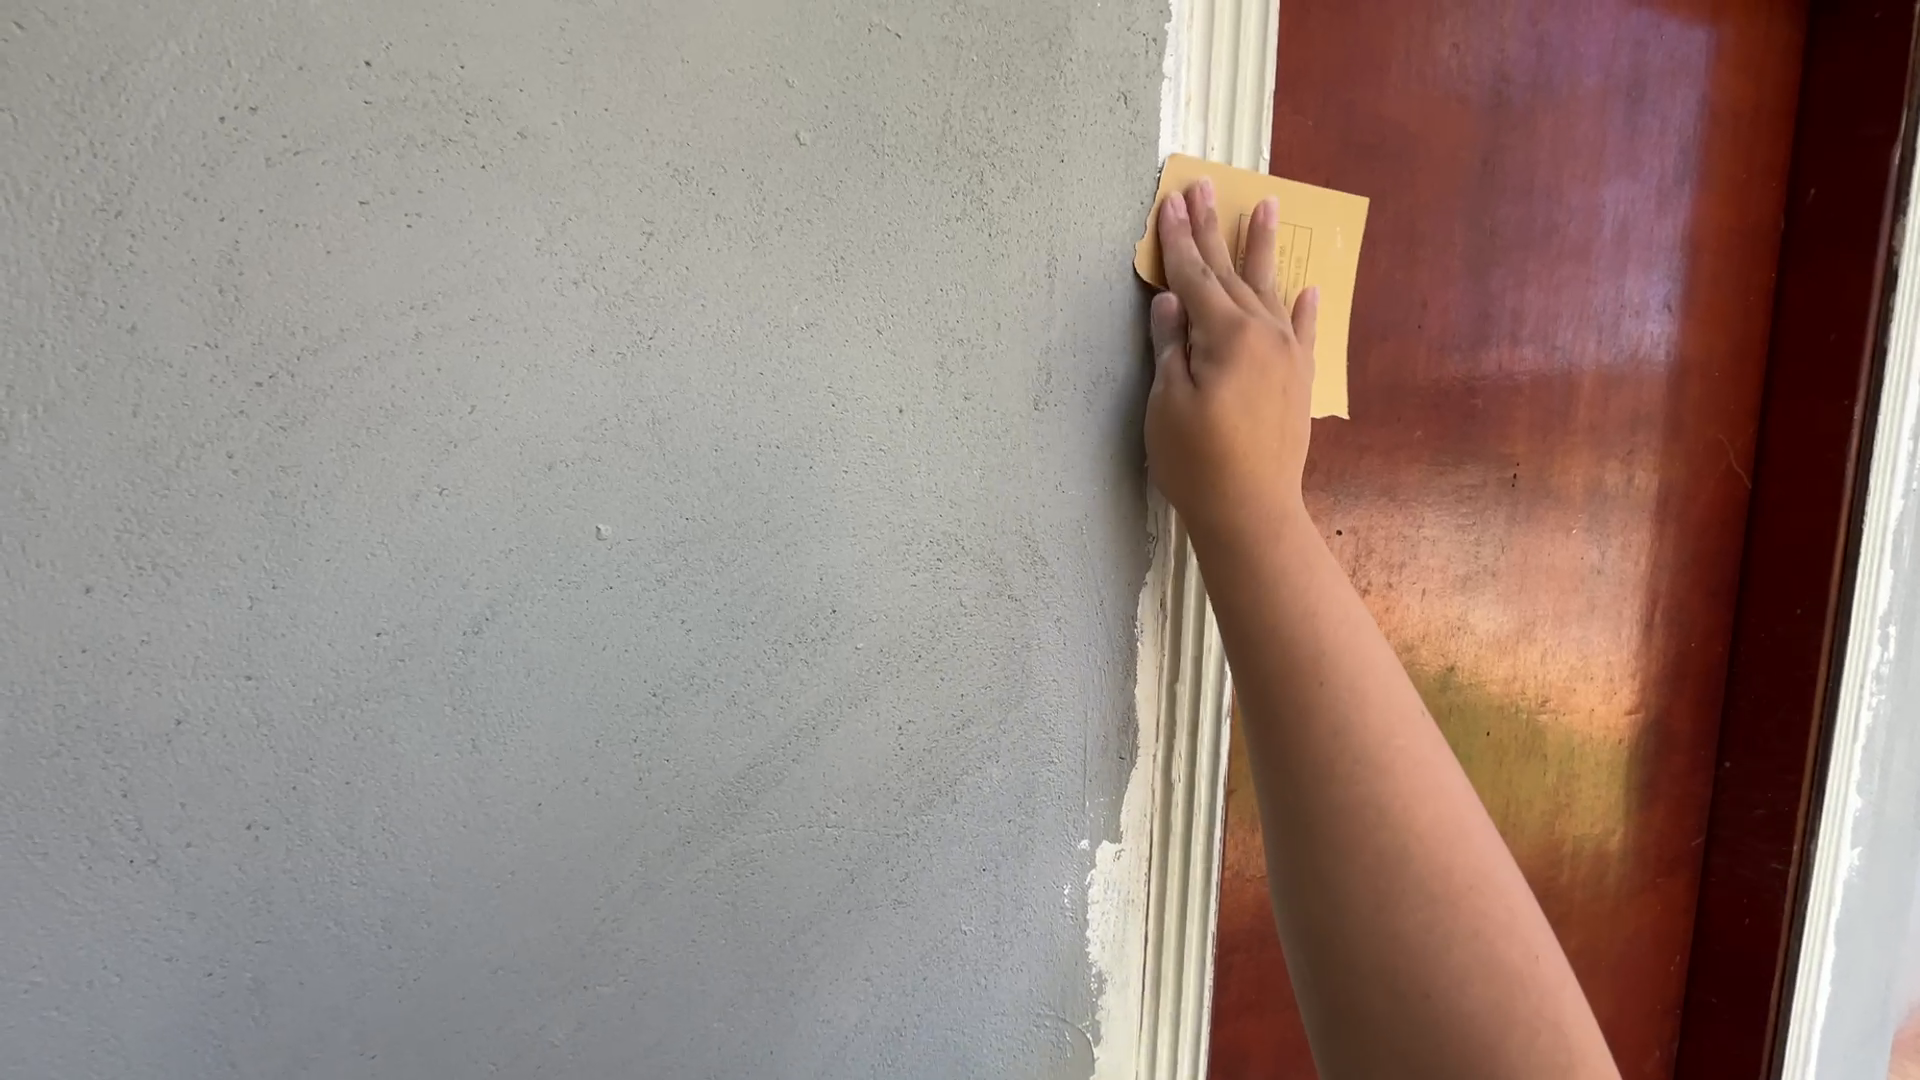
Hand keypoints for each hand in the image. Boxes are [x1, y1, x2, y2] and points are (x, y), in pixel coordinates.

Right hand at [1146, 177, 1319, 551]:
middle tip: (1206, 185)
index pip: (1195, 277)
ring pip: (1271, 289)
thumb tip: (1171, 299)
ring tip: (1268, 205)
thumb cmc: (1196, 461)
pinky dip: (1304, 306)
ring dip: (1263, 249)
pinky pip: (1304, 330)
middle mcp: (1263, 333)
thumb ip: (1171, 346)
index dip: (1179, 240)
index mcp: (1225, 336)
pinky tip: (1308, 287)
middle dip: (1215, 229)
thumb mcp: (1168, 404)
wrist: (1251, 510)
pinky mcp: (1299, 379)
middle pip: (1231, 272)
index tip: (1171, 200)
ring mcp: (1288, 354)